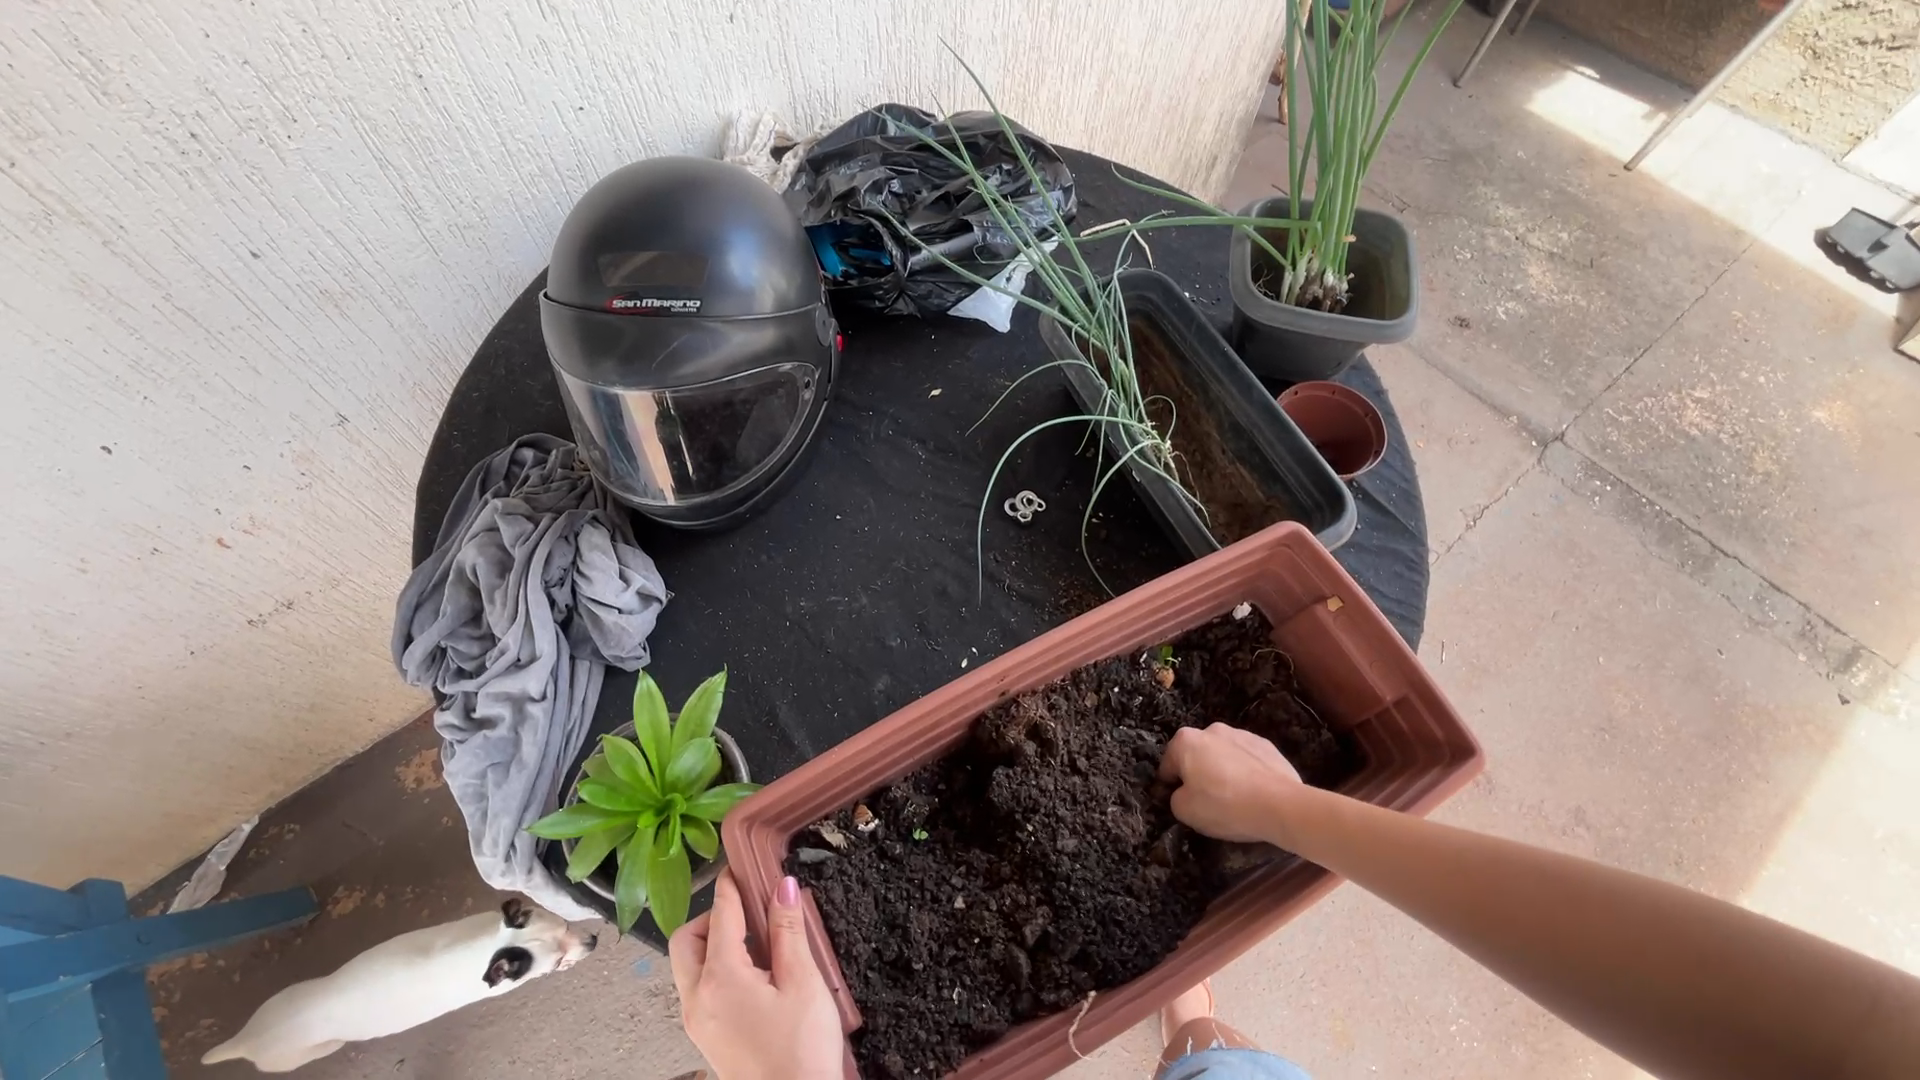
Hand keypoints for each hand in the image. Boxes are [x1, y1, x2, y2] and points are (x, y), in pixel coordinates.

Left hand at [669, 870, 843, 1079]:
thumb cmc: (802, 1047)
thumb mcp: (803, 981)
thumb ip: (788, 929)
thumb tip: (782, 885)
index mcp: (721, 978)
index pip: (720, 915)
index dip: (731, 885)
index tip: (741, 865)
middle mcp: (697, 998)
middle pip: (687, 940)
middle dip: (713, 917)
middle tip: (750, 910)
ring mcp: (697, 1022)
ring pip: (689, 965)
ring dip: (714, 943)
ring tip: (757, 941)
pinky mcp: (706, 1038)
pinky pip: (699, 988)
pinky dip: (717, 968)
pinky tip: (754, 972)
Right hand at [1158, 723, 1303, 843]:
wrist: (1280, 805)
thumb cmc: (1224, 805)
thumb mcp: (1185, 811)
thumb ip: (1176, 798)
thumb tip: (1184, 793)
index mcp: (1185, 740)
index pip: (1168, 766)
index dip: (1171, 787)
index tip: (1181, 804)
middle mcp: (1211, 729)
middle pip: (1197, 756)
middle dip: (1198, 774)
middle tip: (1208, 801)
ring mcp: (1241, 734)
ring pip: (1223, 755)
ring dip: (1223, 771)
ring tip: (1236, 799)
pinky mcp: (1267, 745)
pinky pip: (1248, 760)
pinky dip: (1247, 772)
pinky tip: (1255, 793)